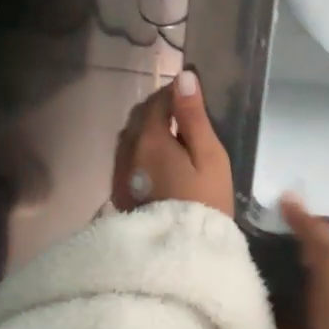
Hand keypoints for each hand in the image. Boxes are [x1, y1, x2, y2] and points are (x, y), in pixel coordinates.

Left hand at [111, 70, 233, 215]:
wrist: (180, 251)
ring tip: (171, 136)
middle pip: (138, 116)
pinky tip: (156, 161)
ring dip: (146, 129)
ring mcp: (120, 173)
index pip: (157, 101)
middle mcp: (127, 150)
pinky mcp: (120, 193)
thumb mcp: (209, 157)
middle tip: (183, 113)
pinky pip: (126, 158)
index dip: (174, 92)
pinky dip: (140, 149)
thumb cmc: (204, 201)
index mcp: (150, 138)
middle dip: (158, 108)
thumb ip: (194, 117)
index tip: (192, 94)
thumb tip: (183, 77)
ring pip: (129, 137)